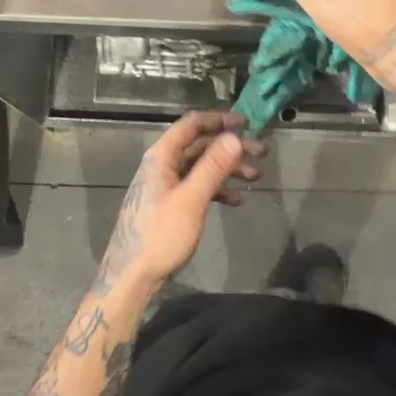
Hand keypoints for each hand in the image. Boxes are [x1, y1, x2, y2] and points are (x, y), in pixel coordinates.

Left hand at [95, 111, 263, 294]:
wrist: (133, 275)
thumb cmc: (160, 235)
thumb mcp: (190, 200)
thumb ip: (212, 167)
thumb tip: (234, 137)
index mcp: (161, 156)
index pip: (191, 124)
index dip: (219, 119)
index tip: (246, 123)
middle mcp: (162, 165)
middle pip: (199, 145)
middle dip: (230, 147)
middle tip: (262, 152)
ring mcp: (165, 185)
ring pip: (200, 167)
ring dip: (227, 169)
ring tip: (256, 176)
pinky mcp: (169, 204)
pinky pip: (196, 187)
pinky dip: (216, 189)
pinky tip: (235, 200)